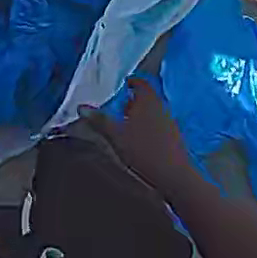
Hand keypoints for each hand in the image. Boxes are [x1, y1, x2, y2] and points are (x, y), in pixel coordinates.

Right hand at [79, 76, 198, 196]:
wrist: (174, 175)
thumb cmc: (143, 150)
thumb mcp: (116, 135)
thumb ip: (99, 120)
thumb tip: (81, 107)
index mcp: (148, 99)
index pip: (140, 83)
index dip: (131, 82)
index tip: (122, 85)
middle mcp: (161, 106)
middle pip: (147, 97)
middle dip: (133, 101)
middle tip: (119, 108)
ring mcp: (170, 121)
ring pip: (153, 111)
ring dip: (141, 115)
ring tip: (127, 125)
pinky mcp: (175, 136)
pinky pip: (159, 124)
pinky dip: (149, 126)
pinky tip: (141, 140)